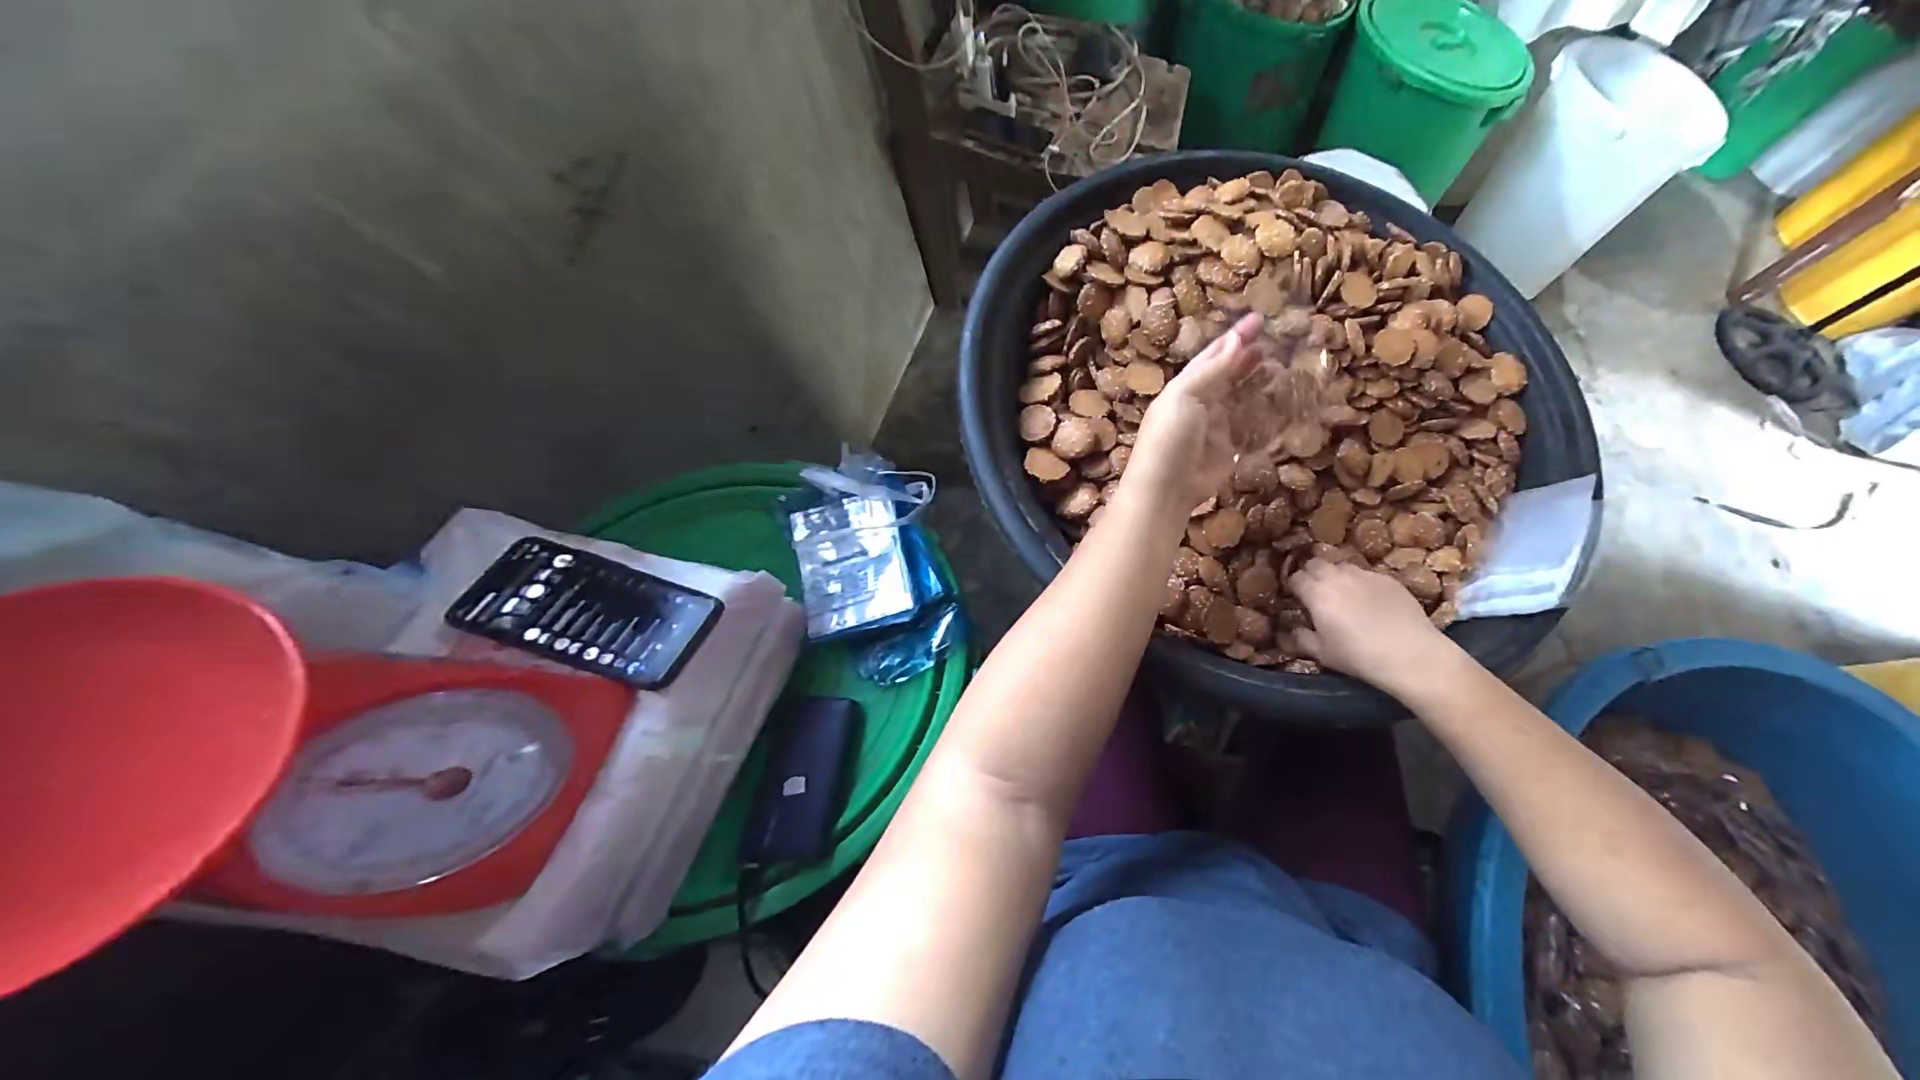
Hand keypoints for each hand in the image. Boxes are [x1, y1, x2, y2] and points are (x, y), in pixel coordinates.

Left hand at [1124, 312, 1265, 513]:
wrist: (1165, 488)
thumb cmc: (1169, 438)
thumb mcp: (1184, 396)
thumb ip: (1211, 370)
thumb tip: (1236, 340)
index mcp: (1184, 387)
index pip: (1212, 356)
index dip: (1234, 337)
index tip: (1260, 318)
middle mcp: (1199, 403)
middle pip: (1228, 374)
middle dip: (1248, 356)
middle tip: (1276, 338)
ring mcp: (1214, 426)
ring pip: (1241, 397)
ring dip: (1259, 381)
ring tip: (1282, 362)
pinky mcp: (1228, 449)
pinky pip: (1250, 425)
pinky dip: (1265, 412)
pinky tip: (1282, 399)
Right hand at [1287, 558, 1460, 690]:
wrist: (1410, 655)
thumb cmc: (1359, 656)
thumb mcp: (1321, 653)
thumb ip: (1301, 638)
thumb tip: (1294, 629)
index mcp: (1317, 593)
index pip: (1295, 578)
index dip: (1293, 587)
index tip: (1296, 598)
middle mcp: (1338, 577)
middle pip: (1316, 563)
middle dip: (1311, 574)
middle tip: (1315, 592)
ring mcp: (1365, 575)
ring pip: (1342, 565)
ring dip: (1336, 575)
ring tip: (1342, 593)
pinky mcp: (1388, 579)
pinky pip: (1366, 574)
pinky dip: (1360, 583)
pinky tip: (1369, 600)